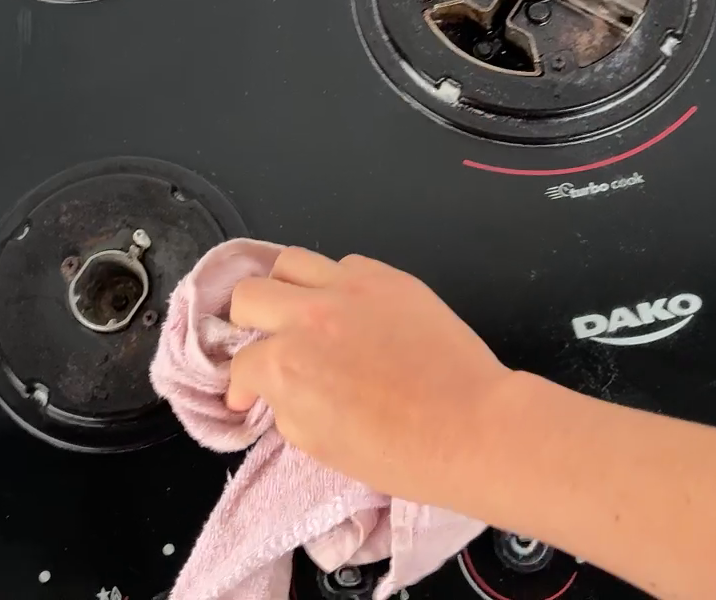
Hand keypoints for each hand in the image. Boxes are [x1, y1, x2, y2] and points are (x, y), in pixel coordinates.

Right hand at [225, 248, 512, 505]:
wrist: (474, 427)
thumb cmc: (399, 453)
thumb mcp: (321, 447)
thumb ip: (285, 408)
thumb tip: (274, 390)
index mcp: (286, 364)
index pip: (242, 364)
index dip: (242, 387)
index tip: (249, 396)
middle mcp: (307, 316)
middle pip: (248, 295)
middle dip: (246, 324)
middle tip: (265, 342)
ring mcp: (346, 287)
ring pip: (289, 262)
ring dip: (284, 288)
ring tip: (300, 309)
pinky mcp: (383, 274)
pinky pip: (342, 263)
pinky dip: (334, 283)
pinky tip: (350, 307)